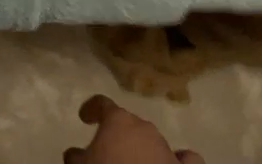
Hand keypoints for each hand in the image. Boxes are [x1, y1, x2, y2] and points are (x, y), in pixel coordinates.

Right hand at [64, 95, 204, 163]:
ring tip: (133, 163)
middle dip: (119, 134)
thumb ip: (75, 155)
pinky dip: (180, 161)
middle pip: (129, 123)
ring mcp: (167, 148)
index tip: (84, 118)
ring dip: (143, 148)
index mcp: (118, 120)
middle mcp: (144, 127)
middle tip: (108, 150)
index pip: (102, 103)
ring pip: (153, 141)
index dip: (92, 108)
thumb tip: (74, 153)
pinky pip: (187, 160)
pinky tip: (174, 163)